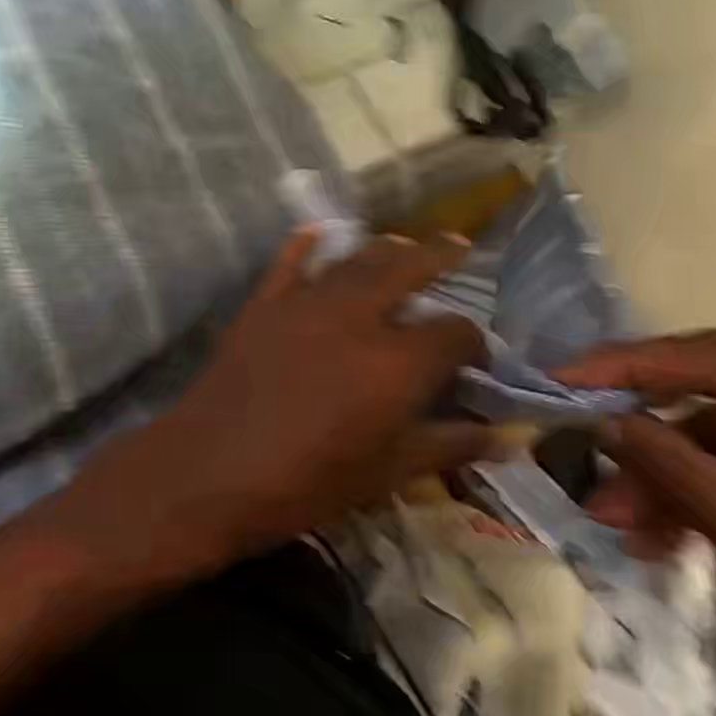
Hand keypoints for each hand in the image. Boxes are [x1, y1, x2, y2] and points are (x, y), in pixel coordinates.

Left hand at [36, 230, 498, 579]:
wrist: (211, 466)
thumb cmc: (305, 483)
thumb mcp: (386, 474)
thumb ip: (446, 446)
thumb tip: (503, 437)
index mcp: (396, 362)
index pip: (455, 332)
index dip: (473, 342)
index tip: (472, 357)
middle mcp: (354, 318)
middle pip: (405, 270)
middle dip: (436, 257)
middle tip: (456, 247)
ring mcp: (302, 304)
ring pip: (352, 260)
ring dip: (382, 248)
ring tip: (401, 243)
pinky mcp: (261, 304)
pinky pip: (287, 263)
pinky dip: (306, 244)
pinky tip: (318, 232)